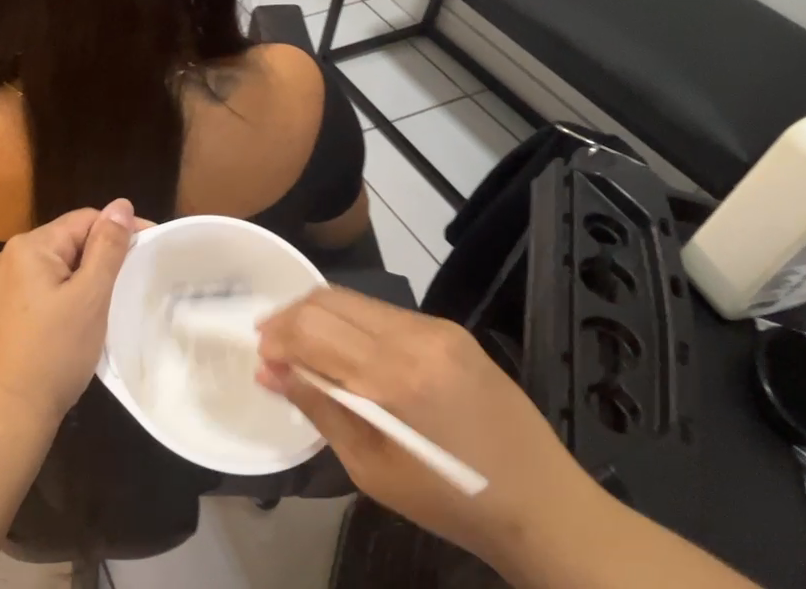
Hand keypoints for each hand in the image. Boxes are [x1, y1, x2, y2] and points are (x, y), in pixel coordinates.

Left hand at [0, 199, 140, 425]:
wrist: (11, 412)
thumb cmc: (54, 352)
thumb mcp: (90, 297)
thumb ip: (107, 248)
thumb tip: (121, 204)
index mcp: (29, 246)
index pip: (85, 220)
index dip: (121, 230)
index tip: (152, 250)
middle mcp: (11, 257)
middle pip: (70, 241)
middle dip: (104, 256)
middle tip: (135, 281)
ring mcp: (4, 284)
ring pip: (60, 266)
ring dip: (88, 277)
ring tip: (114, 299)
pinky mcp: (6, 309)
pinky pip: (46, 287)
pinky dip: (69, 294)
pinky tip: (84, 317)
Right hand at [256, 288, 602, 569]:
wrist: (543, 504)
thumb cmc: (450, 501)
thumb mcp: (371, 469)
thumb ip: (319, 408)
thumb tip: (270, 371)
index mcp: (395, 376)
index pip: (313, 328)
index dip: (278, 337)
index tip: (261, 358)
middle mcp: (416, 337)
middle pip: (330, 301)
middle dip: (291, 318)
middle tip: (270, 345)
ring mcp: (438, 328)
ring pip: (356, 301)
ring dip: (320, 317)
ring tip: (302, 346)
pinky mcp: (452, 331)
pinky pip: (385, 314)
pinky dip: (353, 324)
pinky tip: (346, 352)